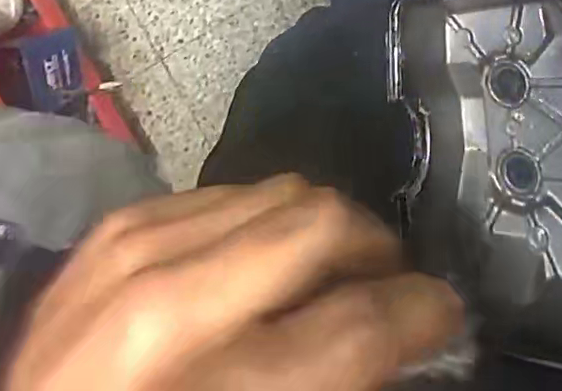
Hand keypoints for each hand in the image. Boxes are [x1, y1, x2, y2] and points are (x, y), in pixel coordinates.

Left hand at [6, 176, 463, 390]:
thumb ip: (327, 379)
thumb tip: (397, 335)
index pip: (349, 330)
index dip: (418, 313)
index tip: (445, 308)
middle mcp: (164, 315)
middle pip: (317, 229)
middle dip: (376, 249)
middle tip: (392, 279)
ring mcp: (132, 253)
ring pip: (281, 193)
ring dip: (327, 226)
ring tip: (336, 262)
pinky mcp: (116, 226)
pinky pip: (231, 190)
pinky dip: (268, 217)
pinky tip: (268, 253)